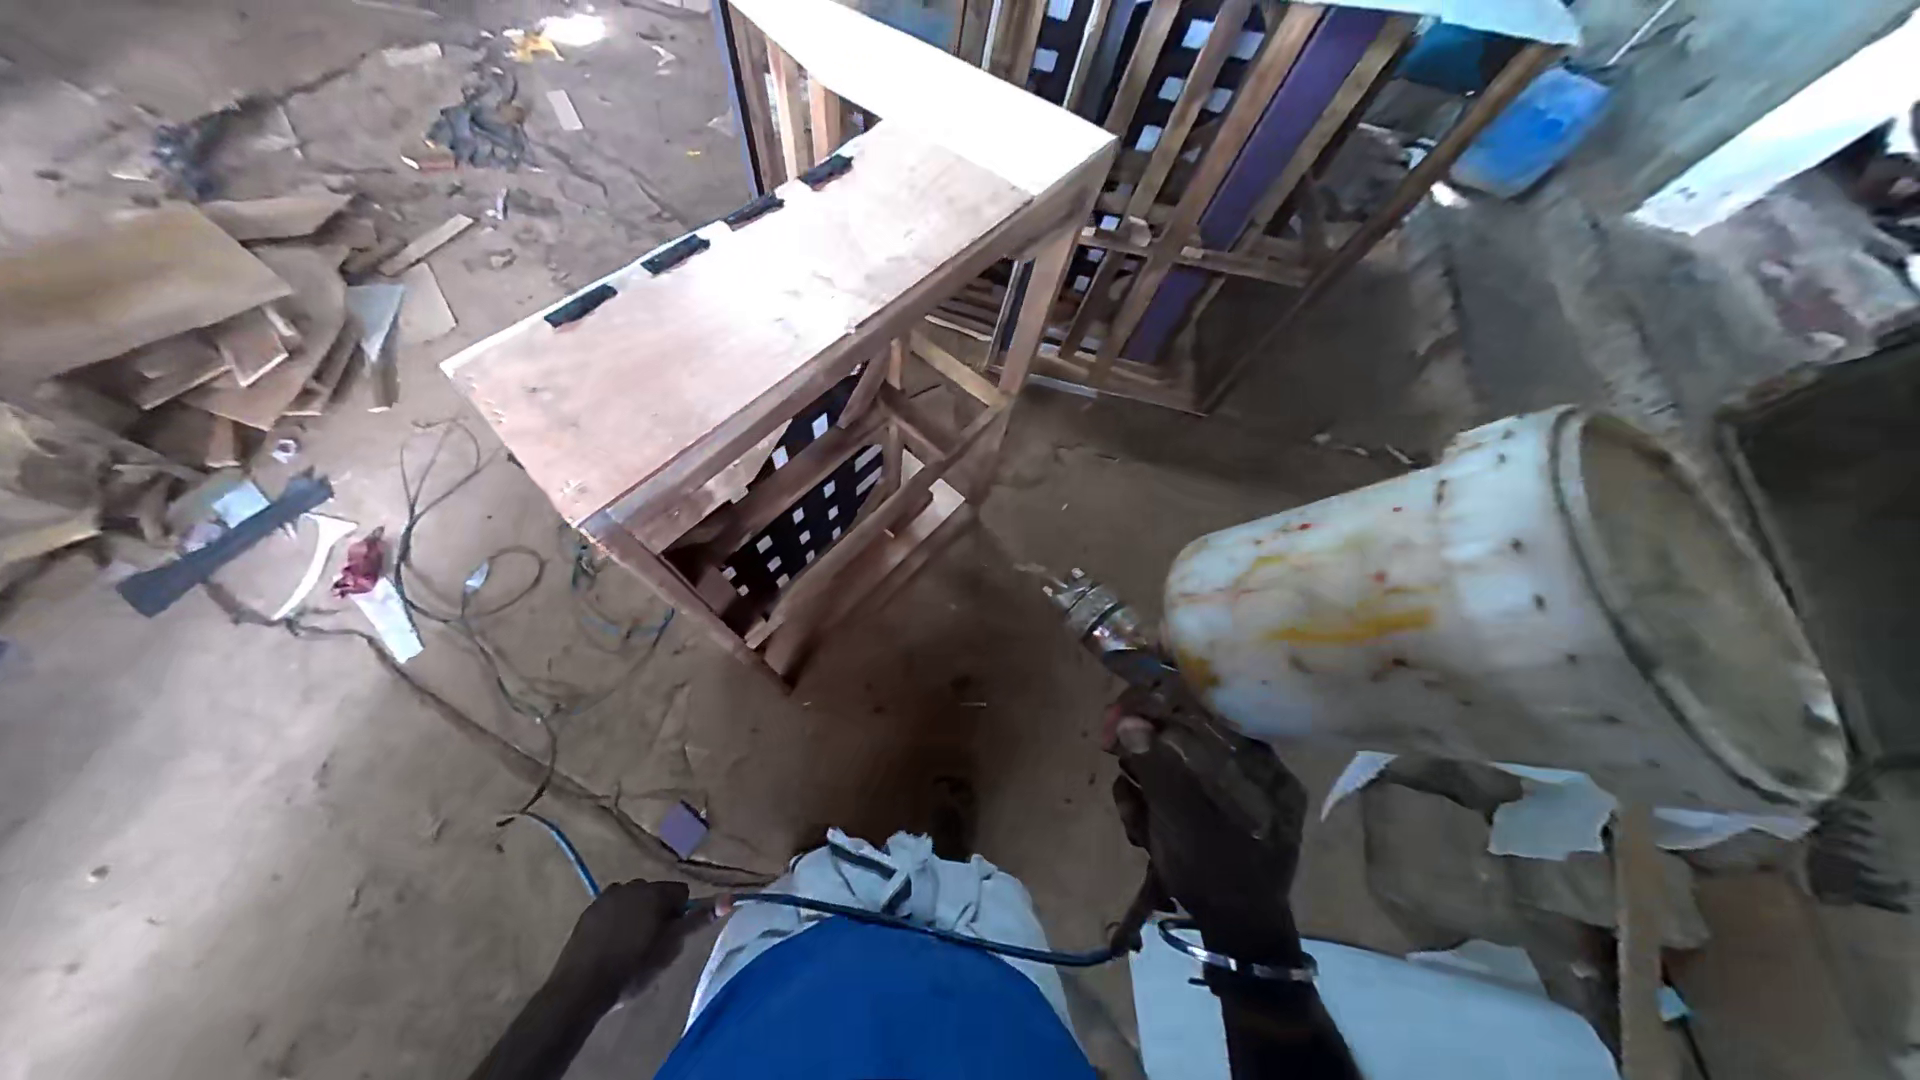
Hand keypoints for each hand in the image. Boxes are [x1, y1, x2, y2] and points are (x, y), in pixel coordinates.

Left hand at [550, 879, 697, 998]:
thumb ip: (698, 920)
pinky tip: (611, 945)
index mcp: (655, 892)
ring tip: (630, 946)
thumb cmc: (632, 968)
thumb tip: (729, 898)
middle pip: (657, 894)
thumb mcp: (670, 947)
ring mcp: (607, 897)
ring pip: (634, 901)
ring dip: (637, 915)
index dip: (680, 915)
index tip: (670, 938)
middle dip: (658, 913)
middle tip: (651, 945)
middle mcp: (632, 886)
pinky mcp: (588, 912)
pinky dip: (617, 921)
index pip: (681, 893)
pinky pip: (613, 909)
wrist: (580, 990)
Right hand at [1108, 704, 1308, 962]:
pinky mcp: (1198, 806)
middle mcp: (1241, 765)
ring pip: (1164, 759)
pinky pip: (1163, 785)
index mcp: (1254, 760)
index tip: (1116, 717)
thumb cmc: (1220, 876)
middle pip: (1177, 731)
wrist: (1235, 937)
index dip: (1154, 704)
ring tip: (1135, 819)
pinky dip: (1145, 803)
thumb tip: (1128, 721)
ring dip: (1138, 782)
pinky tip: (1140, 830)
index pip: (1200, 708)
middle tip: (1109, 749)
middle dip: (1139, 748)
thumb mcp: (1184, 822)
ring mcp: (1219, 787)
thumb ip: (1157, 769)